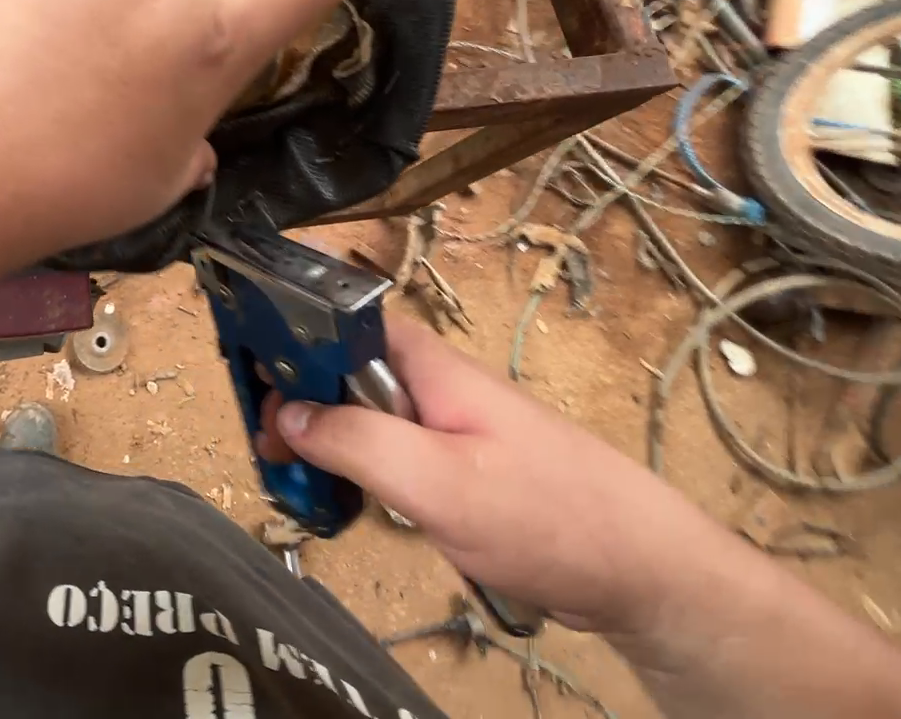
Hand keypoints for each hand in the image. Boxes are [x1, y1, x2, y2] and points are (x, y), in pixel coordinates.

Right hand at [260, 317, 748, 635]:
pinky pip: (381, 451)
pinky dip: (349, 468)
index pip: (337, 321)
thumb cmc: (547, 515)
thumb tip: (286, 415)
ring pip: (355, 414)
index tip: (248, 376)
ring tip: (291, 479)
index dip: (286, 336)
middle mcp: (425, 383)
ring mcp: (438, 424)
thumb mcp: (438, 481)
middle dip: (292, 399)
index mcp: (422, 363)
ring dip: (318, 440)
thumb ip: (356, 442)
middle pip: (336, 369)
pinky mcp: (449, 463)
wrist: (652, 579)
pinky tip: (337, 496)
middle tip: (264, 448)